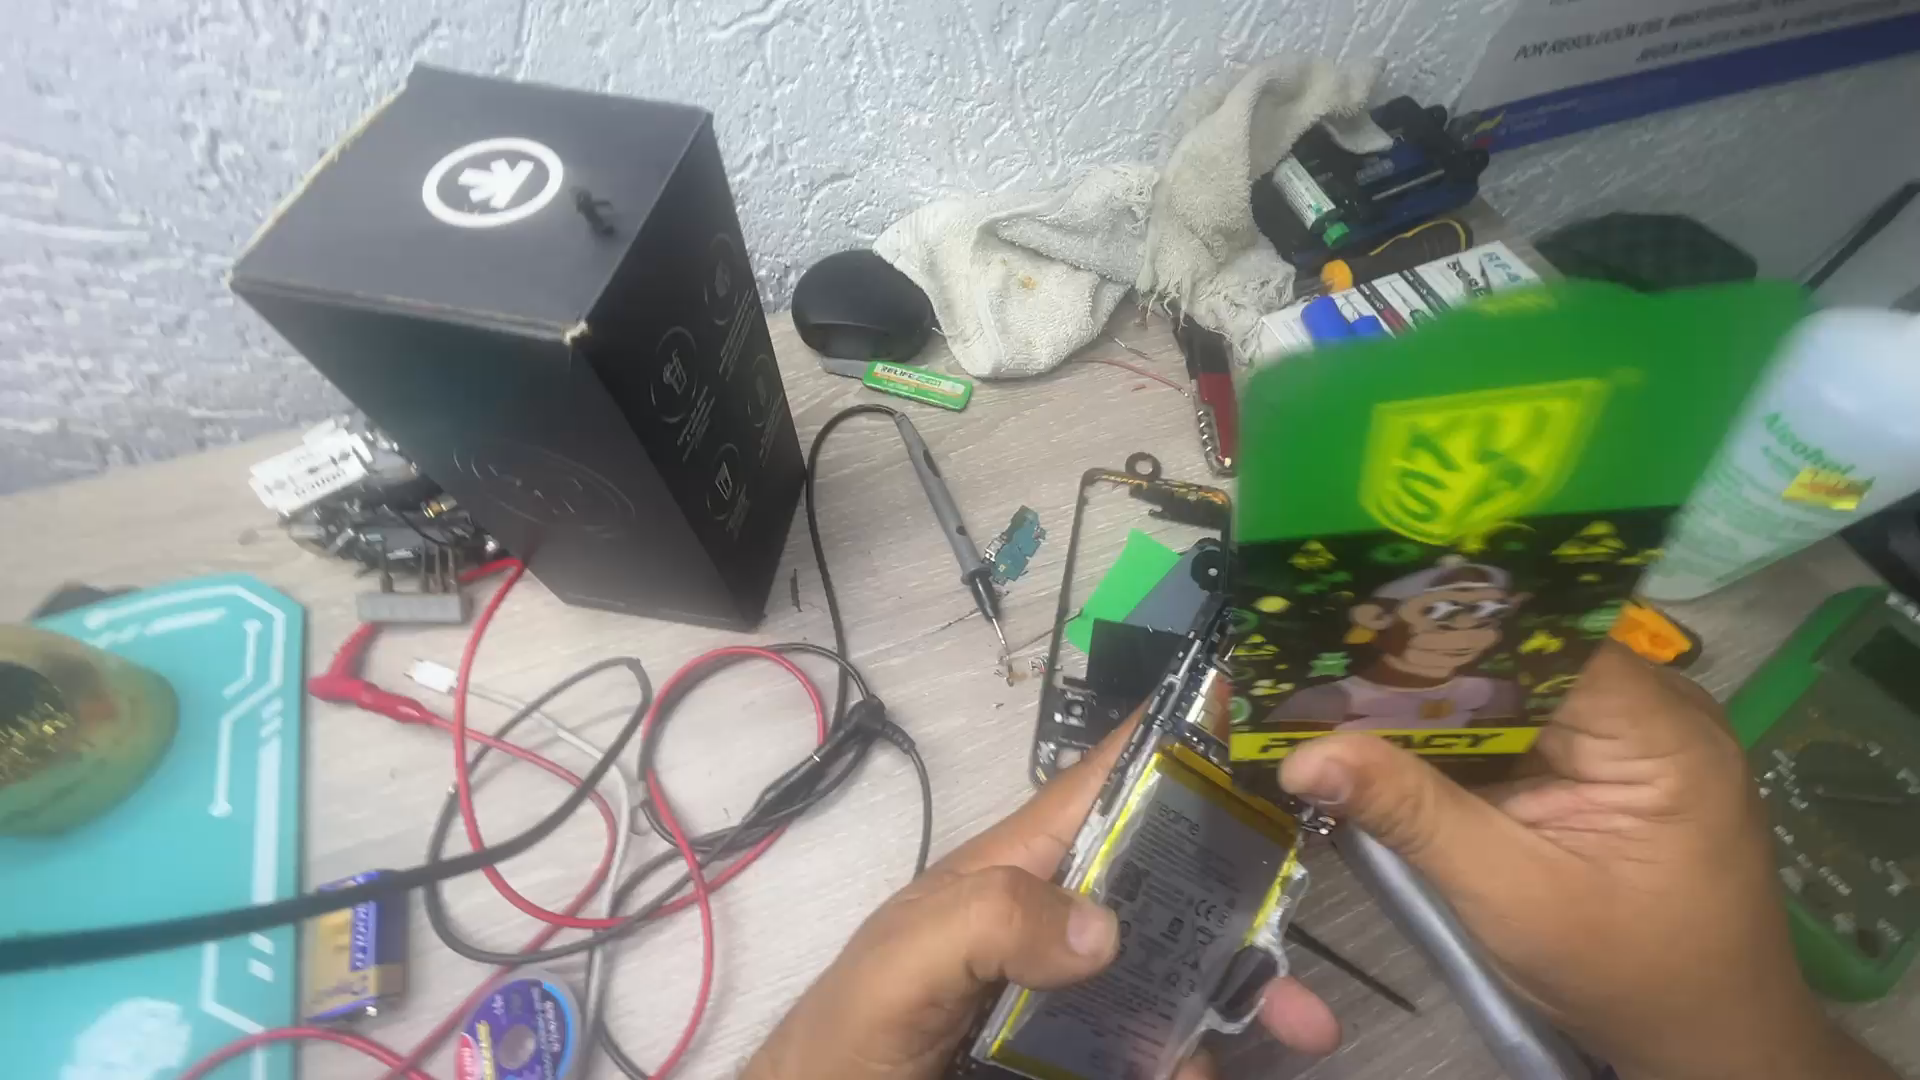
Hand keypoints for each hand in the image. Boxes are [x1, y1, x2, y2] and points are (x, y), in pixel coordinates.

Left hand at [743, 715, 1339, 1079]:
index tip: (1237, 710)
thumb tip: (1106, 926)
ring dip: (1236, 984)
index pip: (1102, 782)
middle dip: (1234, 887)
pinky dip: (1187, 1053)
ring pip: (1171, 962)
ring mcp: (1074, 980)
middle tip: (1298, 918)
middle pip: (1162, 876)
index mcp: (1025, 861)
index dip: (1164, 739)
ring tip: (1305, 1024)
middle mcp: (1061, 909)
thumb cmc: (865, 1015)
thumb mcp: (915, 947)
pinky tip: (1204, 1071)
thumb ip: (994, 917)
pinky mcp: (1080, 1044)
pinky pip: (1151, 1038)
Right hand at [1279, 643, 1896, 1079]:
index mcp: (1653, 731)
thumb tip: (1299, 759)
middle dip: (1409, 655)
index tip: (1349, 623)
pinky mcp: (1574, 753)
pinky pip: (1490, 715)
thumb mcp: (1507, 894)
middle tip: (1312, 651)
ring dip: (1411, 688)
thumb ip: (1408, 813)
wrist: (1697, 1043)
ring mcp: (1605, 728)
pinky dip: (1428, 722)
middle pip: (1507, 651)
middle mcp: (1636, 708)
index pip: (1535, 637)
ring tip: (1321, 677)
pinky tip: (1365, 720)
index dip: (1441, 625)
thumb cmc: (1627, 974)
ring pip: (1491, 680)